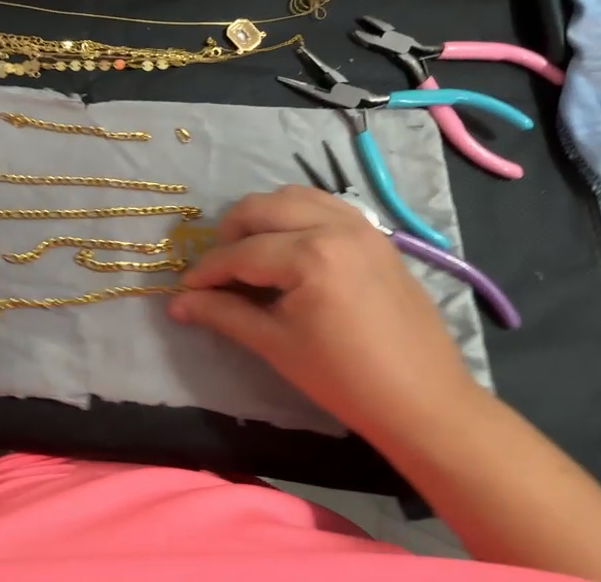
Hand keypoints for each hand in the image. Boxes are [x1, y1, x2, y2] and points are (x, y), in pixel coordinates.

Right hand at [166, 186, 479, 438]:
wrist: (426, 403)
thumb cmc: (344, 379)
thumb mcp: (275, 344)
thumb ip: (222, 314)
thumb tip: (174, 303)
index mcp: (309, 255)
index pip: (240, 253)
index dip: (206, 272)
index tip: (186, 289)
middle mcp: (334, 227)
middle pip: (260, 208)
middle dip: (229, 234)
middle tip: (217, 269)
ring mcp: (360, 226)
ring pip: (292, 197)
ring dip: (263, 217)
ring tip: (251, 251)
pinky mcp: (377, 236)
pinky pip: (325, 205)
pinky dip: (297, 214)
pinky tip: (289, 246)